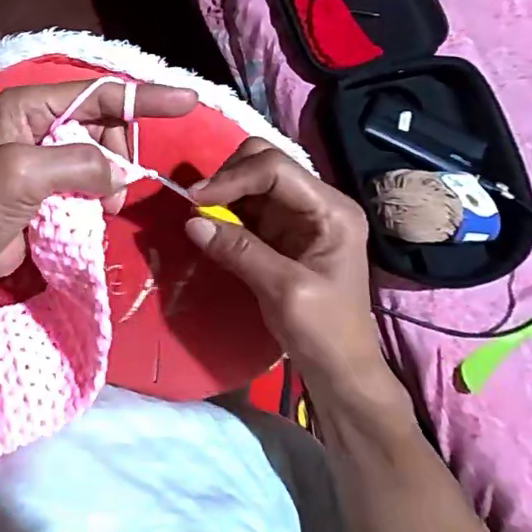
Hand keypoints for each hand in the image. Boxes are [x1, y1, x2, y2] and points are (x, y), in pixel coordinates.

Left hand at [0, 79, 197, 321]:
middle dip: (120, 149)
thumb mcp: (24, 173)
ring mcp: (42, 159)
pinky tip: (97, 213)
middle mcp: (36, 125)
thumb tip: (118, 173)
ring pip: (101, 156)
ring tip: (103, 206)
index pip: (97, 93)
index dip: (142, 97)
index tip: (187, 102)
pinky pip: (90, 182)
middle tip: (118, 185)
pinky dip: (102, 195)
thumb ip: (80, 161)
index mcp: (27, 106)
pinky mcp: (47, 191)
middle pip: (103, 123)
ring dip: (111, 178)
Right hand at [184, 139, 380, 380]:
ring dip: (222, 192)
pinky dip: (223, 209)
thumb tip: (192, 221)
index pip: (276, 168)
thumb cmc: (325, 331)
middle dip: (228, 177)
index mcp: (332, 209)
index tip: (195, 199)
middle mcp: (316, 202)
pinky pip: (245, 206)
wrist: (340, 370)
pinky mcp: (278, 232)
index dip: (233, 177)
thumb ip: (240, 251)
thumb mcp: (284, 291)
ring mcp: (297, 216)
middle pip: (265, 162)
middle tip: (198, 205)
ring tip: (198, 215)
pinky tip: (208, 224)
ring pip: (251, 180)